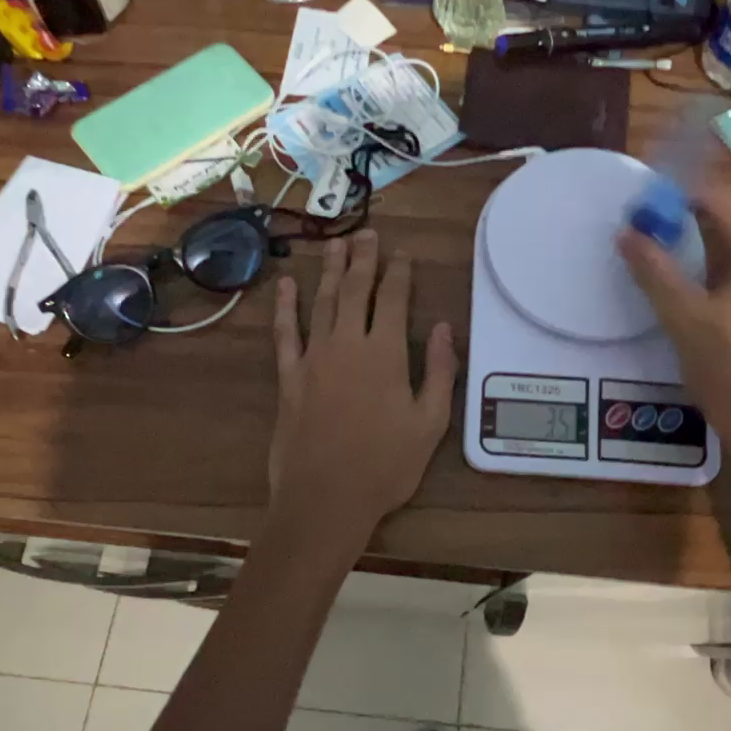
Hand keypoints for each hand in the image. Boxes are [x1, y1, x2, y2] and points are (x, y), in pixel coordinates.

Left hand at [269, 231, 456, 530]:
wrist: (326, 498)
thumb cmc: (386, 466)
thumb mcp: (430, 423)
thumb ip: (439, 370)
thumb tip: (445, 327)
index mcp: (386, 354)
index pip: (394, 300)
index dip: (399, 272)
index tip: (402, 253)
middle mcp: (349, 344)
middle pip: (355, 290)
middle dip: (363, 258)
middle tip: (367, 233)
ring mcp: (314, 358)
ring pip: (322, 302)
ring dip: (329, 270)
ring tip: (334, 244)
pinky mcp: (289, 377)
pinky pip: (285, 333)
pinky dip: (285, 307)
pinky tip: (285, 286)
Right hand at [618, 185, 730, 447]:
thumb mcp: (683, 319)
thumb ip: (654, 270)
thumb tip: (626, 232)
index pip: (726, 199)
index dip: (686, 193)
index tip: (653, 200)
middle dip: (709, 208)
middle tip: (667, 219)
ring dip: (727, 231)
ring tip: (686, 246)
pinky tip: (718, 279)